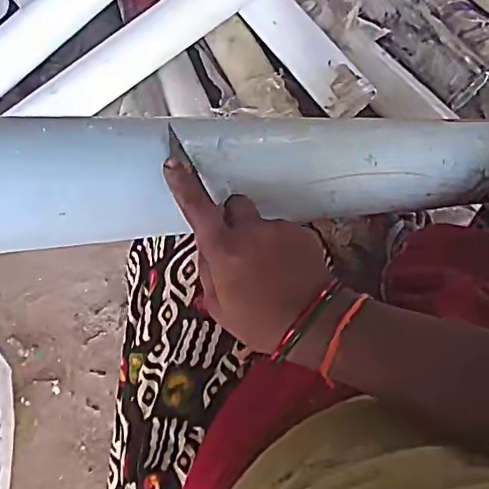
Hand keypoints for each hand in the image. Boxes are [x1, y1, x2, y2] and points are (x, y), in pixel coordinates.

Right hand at [164, 152, 333, 350]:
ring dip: (258, 238)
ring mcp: (278, 229)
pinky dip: (280, 247)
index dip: (183, 184)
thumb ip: (207, 272)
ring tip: (267, 270)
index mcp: (223, 250)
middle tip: (235, 247)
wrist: (314, 325)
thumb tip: (207, 251)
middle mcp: (249, 232)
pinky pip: (282, 232)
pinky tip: (285, 271)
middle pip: (233, 205)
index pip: (197, 208)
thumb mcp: (218, 307)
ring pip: (259, 222)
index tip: (174, 163)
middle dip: (231, 219)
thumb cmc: (260, 323)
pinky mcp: (301, 233)